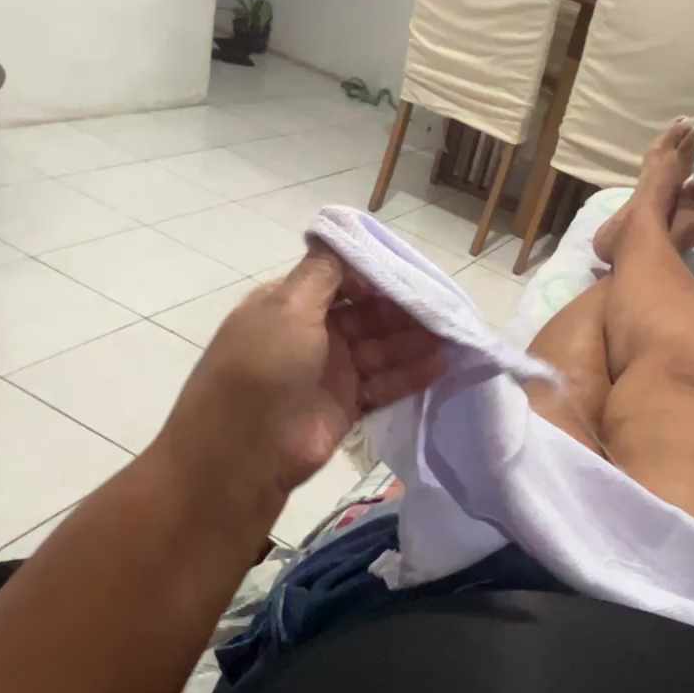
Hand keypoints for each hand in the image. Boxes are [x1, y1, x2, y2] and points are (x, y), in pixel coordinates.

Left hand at [161, 246, 444, 493]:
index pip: (341, 278)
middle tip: (441, 306)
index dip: (376, 275)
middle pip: (366, 313)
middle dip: (402, 309)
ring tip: (451, 335)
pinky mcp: (347, 405)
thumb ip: (323, 272)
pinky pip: (384, 383)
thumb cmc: (262, 369)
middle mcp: (311, 333)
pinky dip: (410, 375)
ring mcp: (330, 371)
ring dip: (412, 342)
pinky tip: (440, 365)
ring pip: (380, 348)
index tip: (412, 273)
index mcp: (289, 303)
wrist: (243, 454)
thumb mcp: (287, 307)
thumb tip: (344, 238)